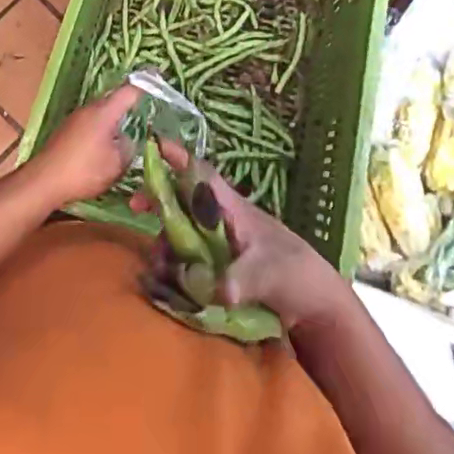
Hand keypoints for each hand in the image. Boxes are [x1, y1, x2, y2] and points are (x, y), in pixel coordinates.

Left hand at [26, 85, 142, 207]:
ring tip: (129, 130)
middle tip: (146, 107)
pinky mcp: (66, 131)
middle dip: (130, 102)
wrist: (44, 181)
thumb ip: (129, 147)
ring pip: (101, 112)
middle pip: (114, 99)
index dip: (145, 83)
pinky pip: (91, 123)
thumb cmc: (84, 170)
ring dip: (115, 118)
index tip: (158, 75)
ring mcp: (75, 119)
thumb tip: (128, 139)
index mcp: (104, 111)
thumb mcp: (116, 163)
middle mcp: (89, 109)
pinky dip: (102, 128)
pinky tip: (106, 145)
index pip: (129, 90)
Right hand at [131, 142, 352, 331]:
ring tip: (155, 265)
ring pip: (182, 233)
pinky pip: (188, 260)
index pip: (202, 176)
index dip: (179, 158)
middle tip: (135, 208)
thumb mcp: (268, 274)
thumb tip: (217, 289)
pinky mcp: (220, 270)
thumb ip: (241, 279)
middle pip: (183, 202)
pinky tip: (166, 283)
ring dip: (164, 243)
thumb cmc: (297, 276)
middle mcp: (222, 222)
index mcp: (233, 209)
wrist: (318, 309)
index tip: (152, 144)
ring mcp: (220, 246)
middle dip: (158, 201)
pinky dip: (174, 267)